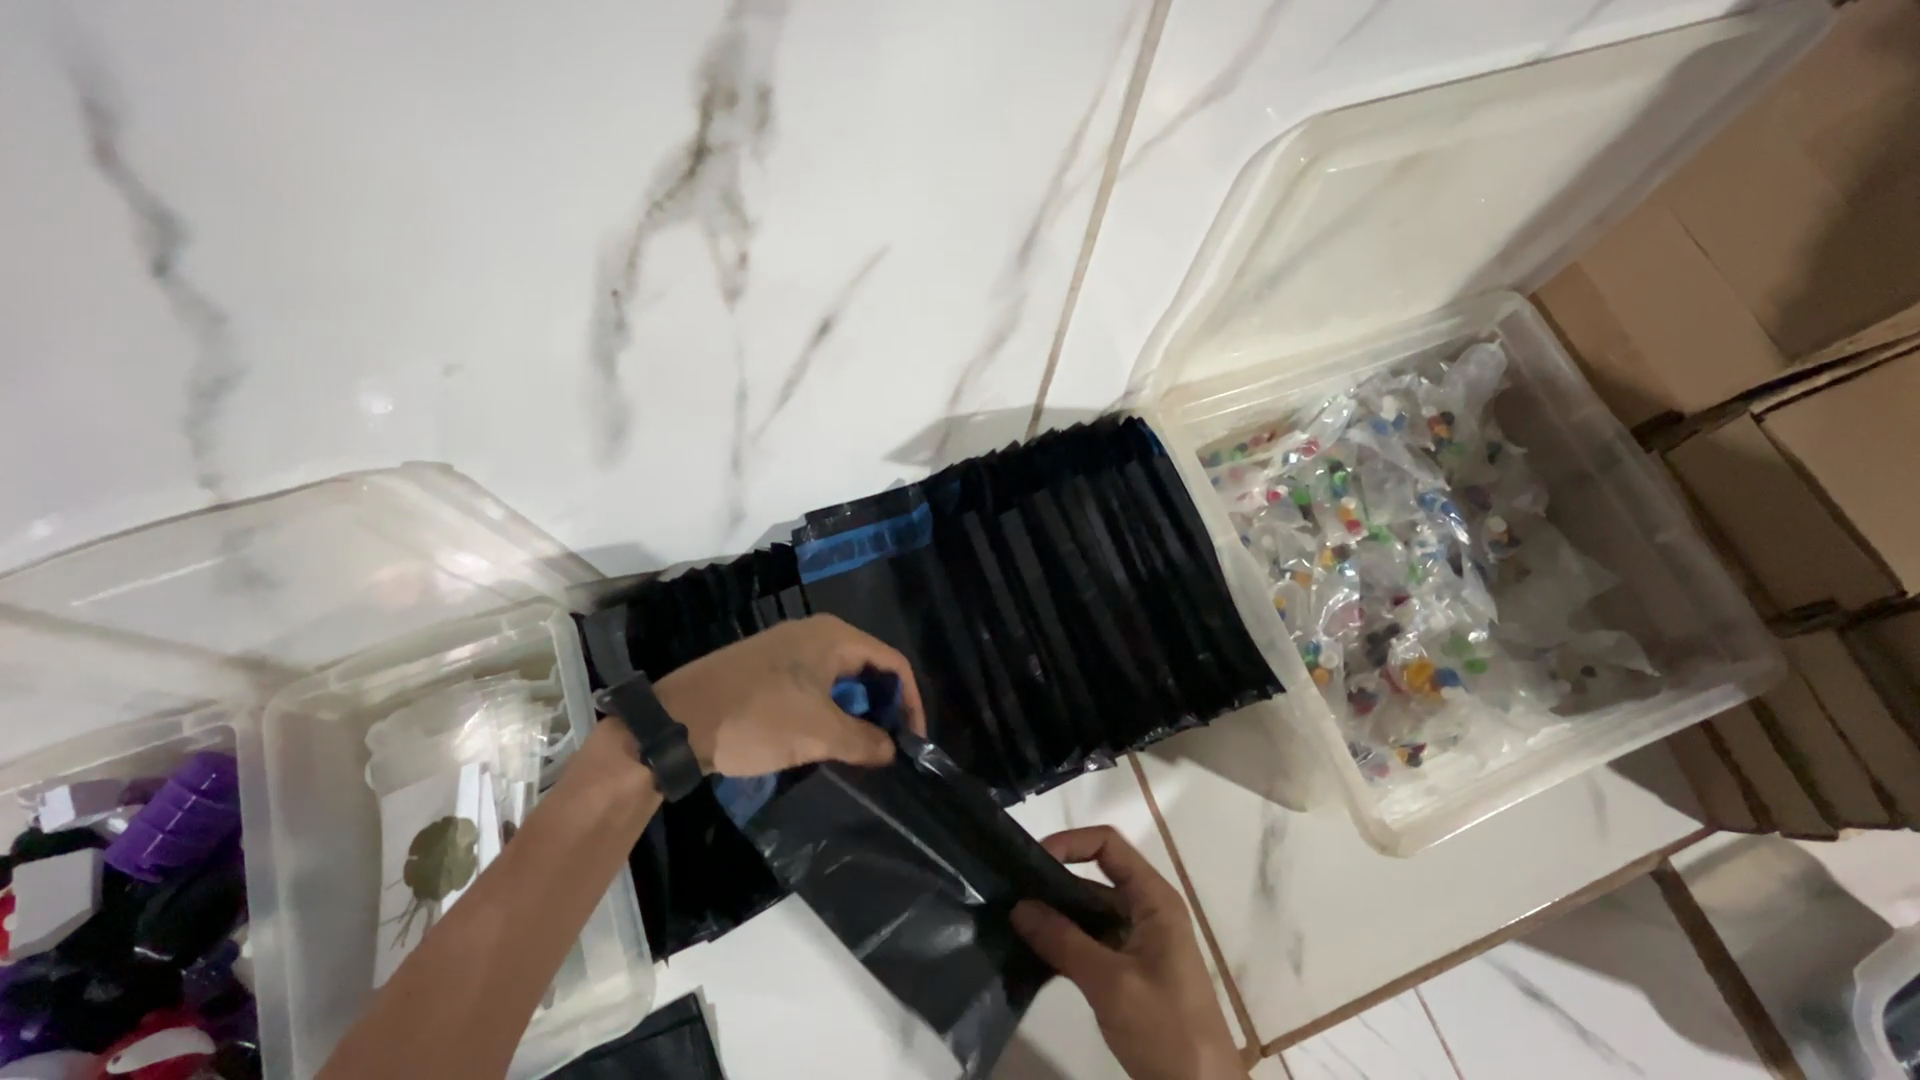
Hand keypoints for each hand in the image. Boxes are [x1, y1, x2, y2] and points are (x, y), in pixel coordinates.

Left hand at [650, 614, 925, 775]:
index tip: (914, 741)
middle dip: (885, 707)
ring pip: (839, 679)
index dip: (912, 701)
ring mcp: (786, 650)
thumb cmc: (756, 718)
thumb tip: (893, 750)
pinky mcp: (766, 669)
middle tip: (891, 746)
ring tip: (863, 749)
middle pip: (868, 667)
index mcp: (833, 637)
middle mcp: (813, 634)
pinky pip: (814, 686)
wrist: (675, 722)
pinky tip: (826, 740)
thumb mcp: (819, 734)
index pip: (893, 663)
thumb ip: (865, 741)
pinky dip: (830, 710)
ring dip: (857, 712)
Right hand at [1012, 827, 1245, 1079]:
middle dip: (1053, 883)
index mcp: (1154, 900)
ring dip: (1055, 916)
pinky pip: (1091, 943)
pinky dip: (1064, 944)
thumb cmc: (1166, 1028)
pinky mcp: (1130, 971)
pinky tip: (1031, 955)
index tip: (1031, 862)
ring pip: (1089, 913)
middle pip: (1095, 877)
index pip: (1108, 845)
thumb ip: (1064, 941)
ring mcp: (1139, 943)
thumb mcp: (1110, 983)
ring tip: (1011, 923)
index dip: (1070, 843)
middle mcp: (1147, 912)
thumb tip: (1019, 906)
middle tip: (1008, 896)